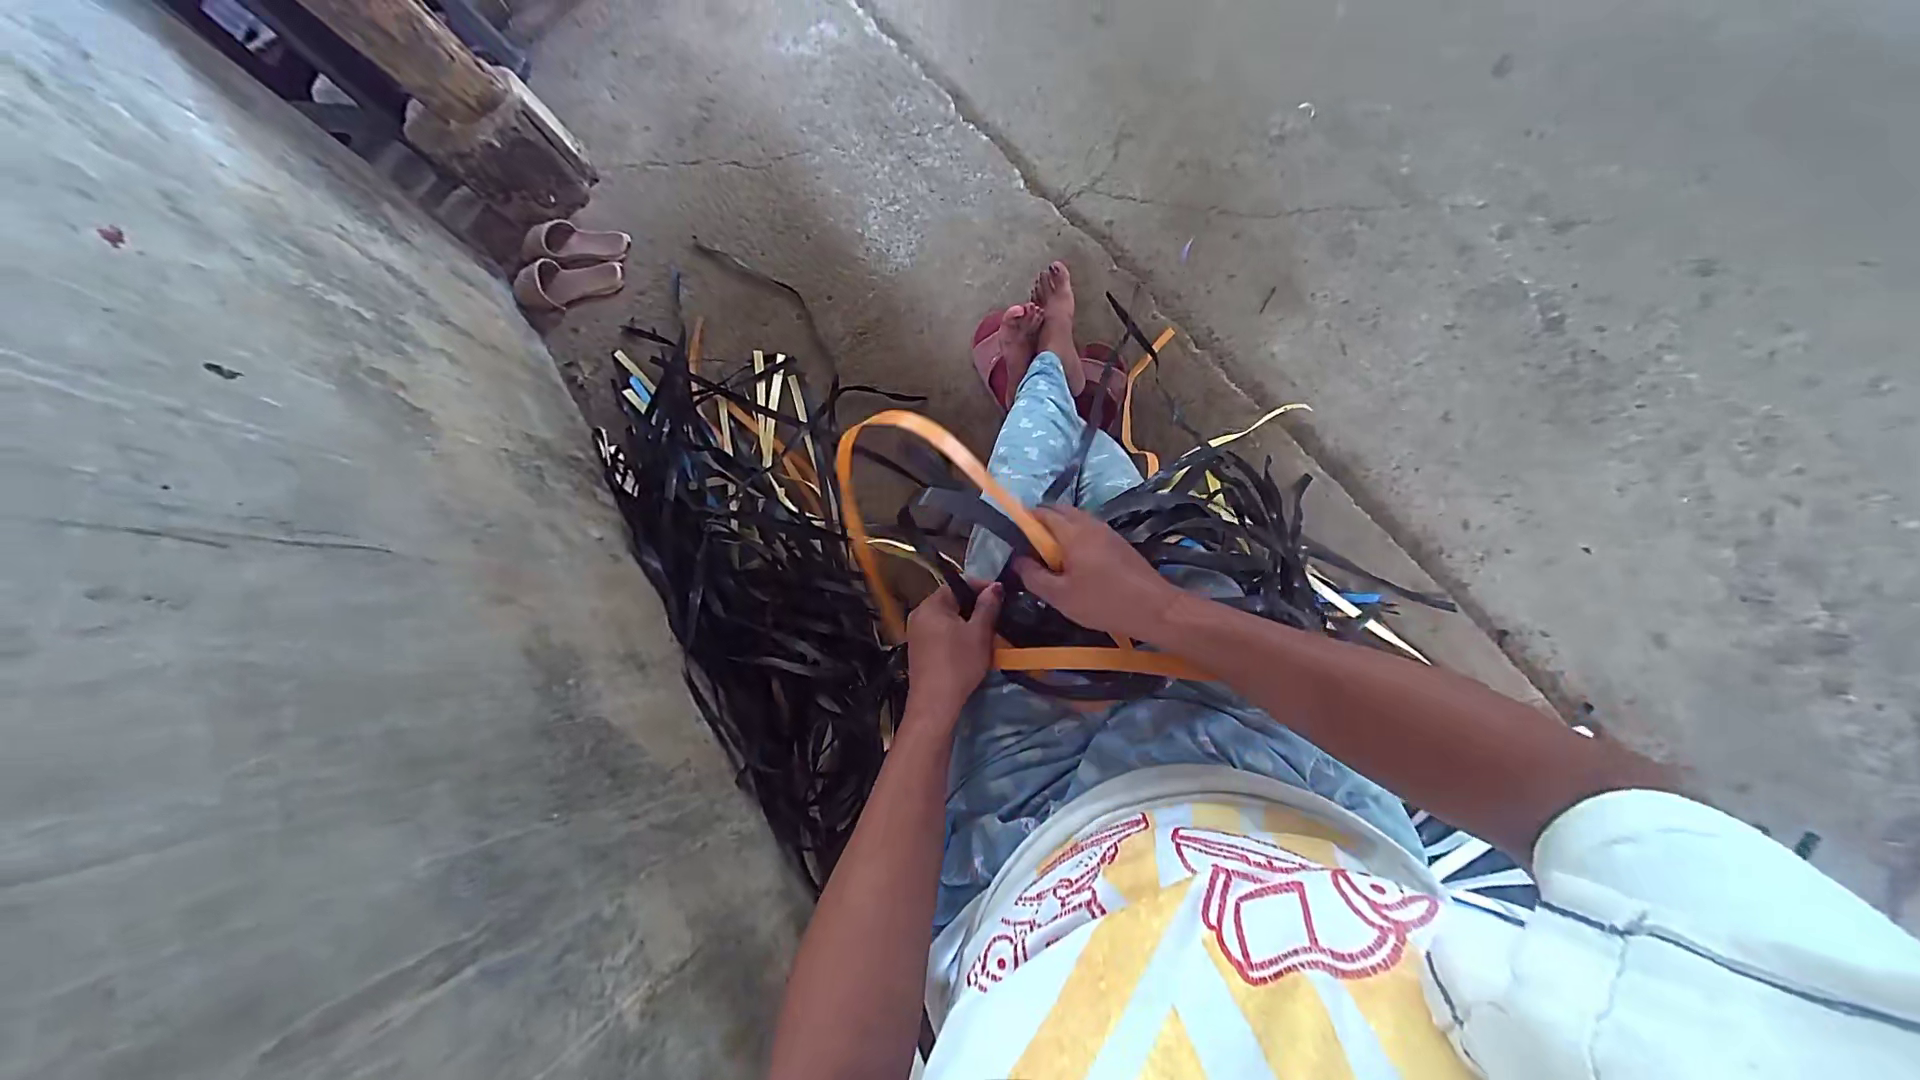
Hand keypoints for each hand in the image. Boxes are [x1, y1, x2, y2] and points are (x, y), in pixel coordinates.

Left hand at [905, 580, 1003, 721]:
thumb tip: (995, 586)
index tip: (1000, 594)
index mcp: (930, 605)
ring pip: (945, 618)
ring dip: (965, 620)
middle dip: (973, 605)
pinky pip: (939, 631)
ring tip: (986, 629)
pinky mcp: (918, 649)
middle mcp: (919, 614)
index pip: (956, 585)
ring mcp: (916, 633)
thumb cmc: (958, 663)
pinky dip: (955, 633)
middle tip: (995, 613)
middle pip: (950, 601)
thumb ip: (987, 606)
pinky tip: (969, 644)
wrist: (935, 703)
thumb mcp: (979, 633)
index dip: (980, 586)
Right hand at [1013, 505, 1185, 643]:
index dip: (1023, 522)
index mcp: (1072, 531)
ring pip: (1075, 521)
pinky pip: (1088, 531)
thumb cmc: (1103, 602)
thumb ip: (1033, 576)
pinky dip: (1075, 540)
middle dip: (1040, 525)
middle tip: (1031, 552)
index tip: (1014, 541)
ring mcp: (1107, 531)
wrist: (1155, 609)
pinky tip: (1075, 566)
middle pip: (1058, 512)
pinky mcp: (1118, 543)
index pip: (1040, 512)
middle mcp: (1090, 523)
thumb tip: (1017, 560)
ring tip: (1051, 562)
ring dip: (1058, 533)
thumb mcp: (1060, 596)